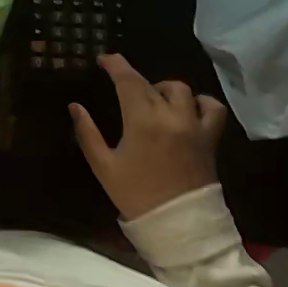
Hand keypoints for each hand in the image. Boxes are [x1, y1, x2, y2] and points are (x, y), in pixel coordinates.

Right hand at [70, 54, 226, 220]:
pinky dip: (201, 102)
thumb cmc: (136, 195)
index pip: (129, 80)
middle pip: (152, 83)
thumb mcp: (104, 166)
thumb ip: (87, 133)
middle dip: (133, 79)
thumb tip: (75, 106)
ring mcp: (194, 125)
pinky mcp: (210, 138)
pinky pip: (212, 108)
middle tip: (122, 87)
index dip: (115, 64)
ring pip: (181, 90)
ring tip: (153, 99)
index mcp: (142, 121)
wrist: (178, 227)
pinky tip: (188, 108)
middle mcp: (171, 116)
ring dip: (164, 89)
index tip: (104, 59)